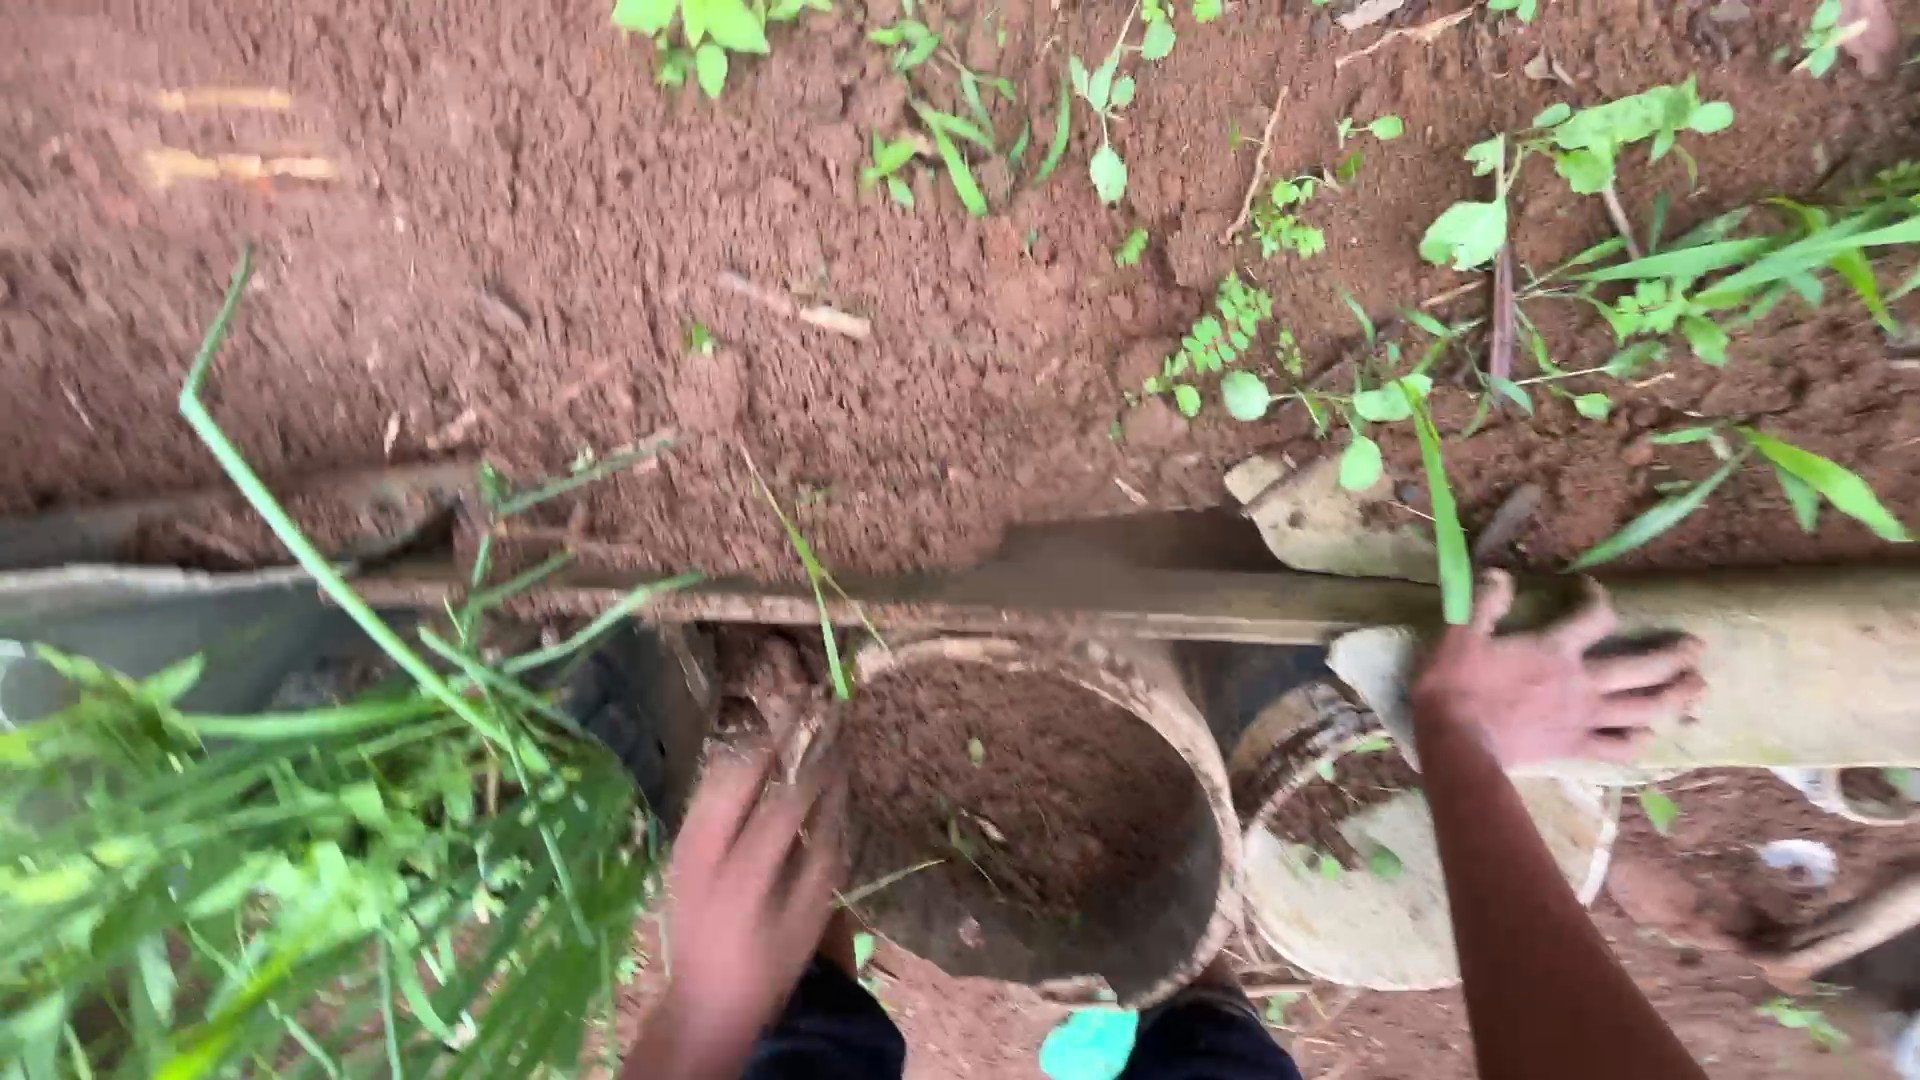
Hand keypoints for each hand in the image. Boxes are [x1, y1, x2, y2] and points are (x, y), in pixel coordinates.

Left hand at [646, 745, 846, 1075]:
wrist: (703, 999)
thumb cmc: (767, 961)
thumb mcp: (808, 916)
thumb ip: (823, 852)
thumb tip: (837, 793)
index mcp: (745, 875)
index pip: (783, 804)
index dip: (812, 770)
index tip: (835, 745)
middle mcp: (707, 850)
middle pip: (737, 775)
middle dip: (774, 739)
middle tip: (803, 711)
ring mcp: (685, 845)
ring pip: (715, 776)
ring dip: (751, 748)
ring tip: (781, 728)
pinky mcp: (677, 845)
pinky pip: (704, 791)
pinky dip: (731, 768)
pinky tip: (753, 762)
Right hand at [1411, 570, 1705, 765]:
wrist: (1457, 738)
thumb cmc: (1454, 684)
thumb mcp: (1459, 635)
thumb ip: (1484, 603)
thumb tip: (1499, 573)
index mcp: (1553, 650)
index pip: (1593, 617)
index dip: (1597, 598)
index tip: (1591, 589)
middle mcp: (1582, 681)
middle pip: (1644, 666)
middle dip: (1675, 654)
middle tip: (1696, 646)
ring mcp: (1585, 718)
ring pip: (1648, 707)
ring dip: (1679, 696)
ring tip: (1697, 687)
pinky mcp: (1577, 746)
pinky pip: (1622, 746)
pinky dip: (1640, 739)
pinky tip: (1647, 733)